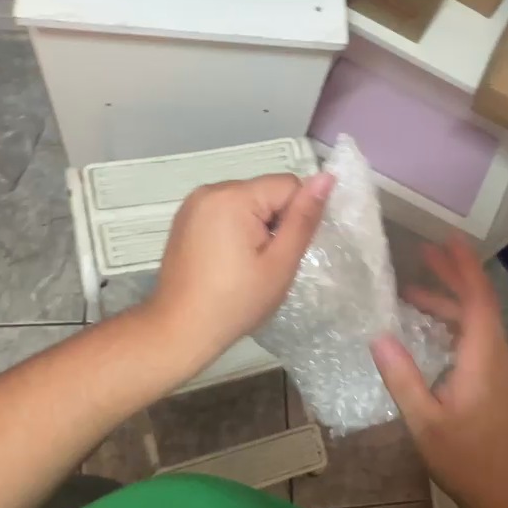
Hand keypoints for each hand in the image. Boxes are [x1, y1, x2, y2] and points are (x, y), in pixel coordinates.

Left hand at [144, 172, 334, 367]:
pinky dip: (235, 229)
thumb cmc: (235, 301)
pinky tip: (228, 261)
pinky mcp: (185, 219)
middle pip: (265, 191)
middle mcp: (210, 189)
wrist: (180, 330)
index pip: (288, 185)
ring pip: (247, 202)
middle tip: (265, 263)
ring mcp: (193, 203)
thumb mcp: (280, 263)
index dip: (296, 218)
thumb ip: (304, 218)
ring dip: (256, 226)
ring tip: (245, 264)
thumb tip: (327, 177)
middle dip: (274, 222)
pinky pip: (225, 211)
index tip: (283, 252)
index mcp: (233, 196)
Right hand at [371, 239, 507, 507]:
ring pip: (476, 322)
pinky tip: (428, 331)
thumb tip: (377, 336)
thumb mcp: (424, 419)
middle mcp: (496, 354)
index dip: (463, 266)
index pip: (477, 298)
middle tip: (423, 253)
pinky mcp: (494, 381)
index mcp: (483, 356)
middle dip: (453, 276)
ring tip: (412, 293)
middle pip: (478, 303)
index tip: (447, 240)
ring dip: (449, 302)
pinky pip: (475, 338)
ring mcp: (498, 368)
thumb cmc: (465, 457)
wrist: (504, 493)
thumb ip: (402, 376)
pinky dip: (453, 323)